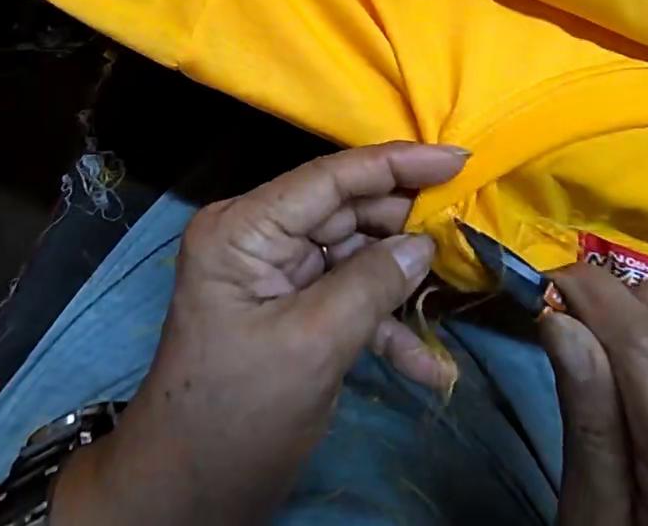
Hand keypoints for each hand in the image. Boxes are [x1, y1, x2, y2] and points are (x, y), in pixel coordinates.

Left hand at [50, 142, 468, 525]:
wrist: (185, 499)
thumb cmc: (236, 416)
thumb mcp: (311, 346)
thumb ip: (371, 284)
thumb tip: (423, 244)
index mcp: (245, 228)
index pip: (329, 178)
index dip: (395, 164)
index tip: (455, 157)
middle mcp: (259, 236)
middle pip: (346, 210)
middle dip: (403, 220)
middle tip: (462, 220)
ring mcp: (277, 271)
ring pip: (354, 252)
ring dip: (402, 275)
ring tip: (455, 278)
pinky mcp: (293, 306)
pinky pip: (347, 297)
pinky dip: (384, 324)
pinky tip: (428, 364)